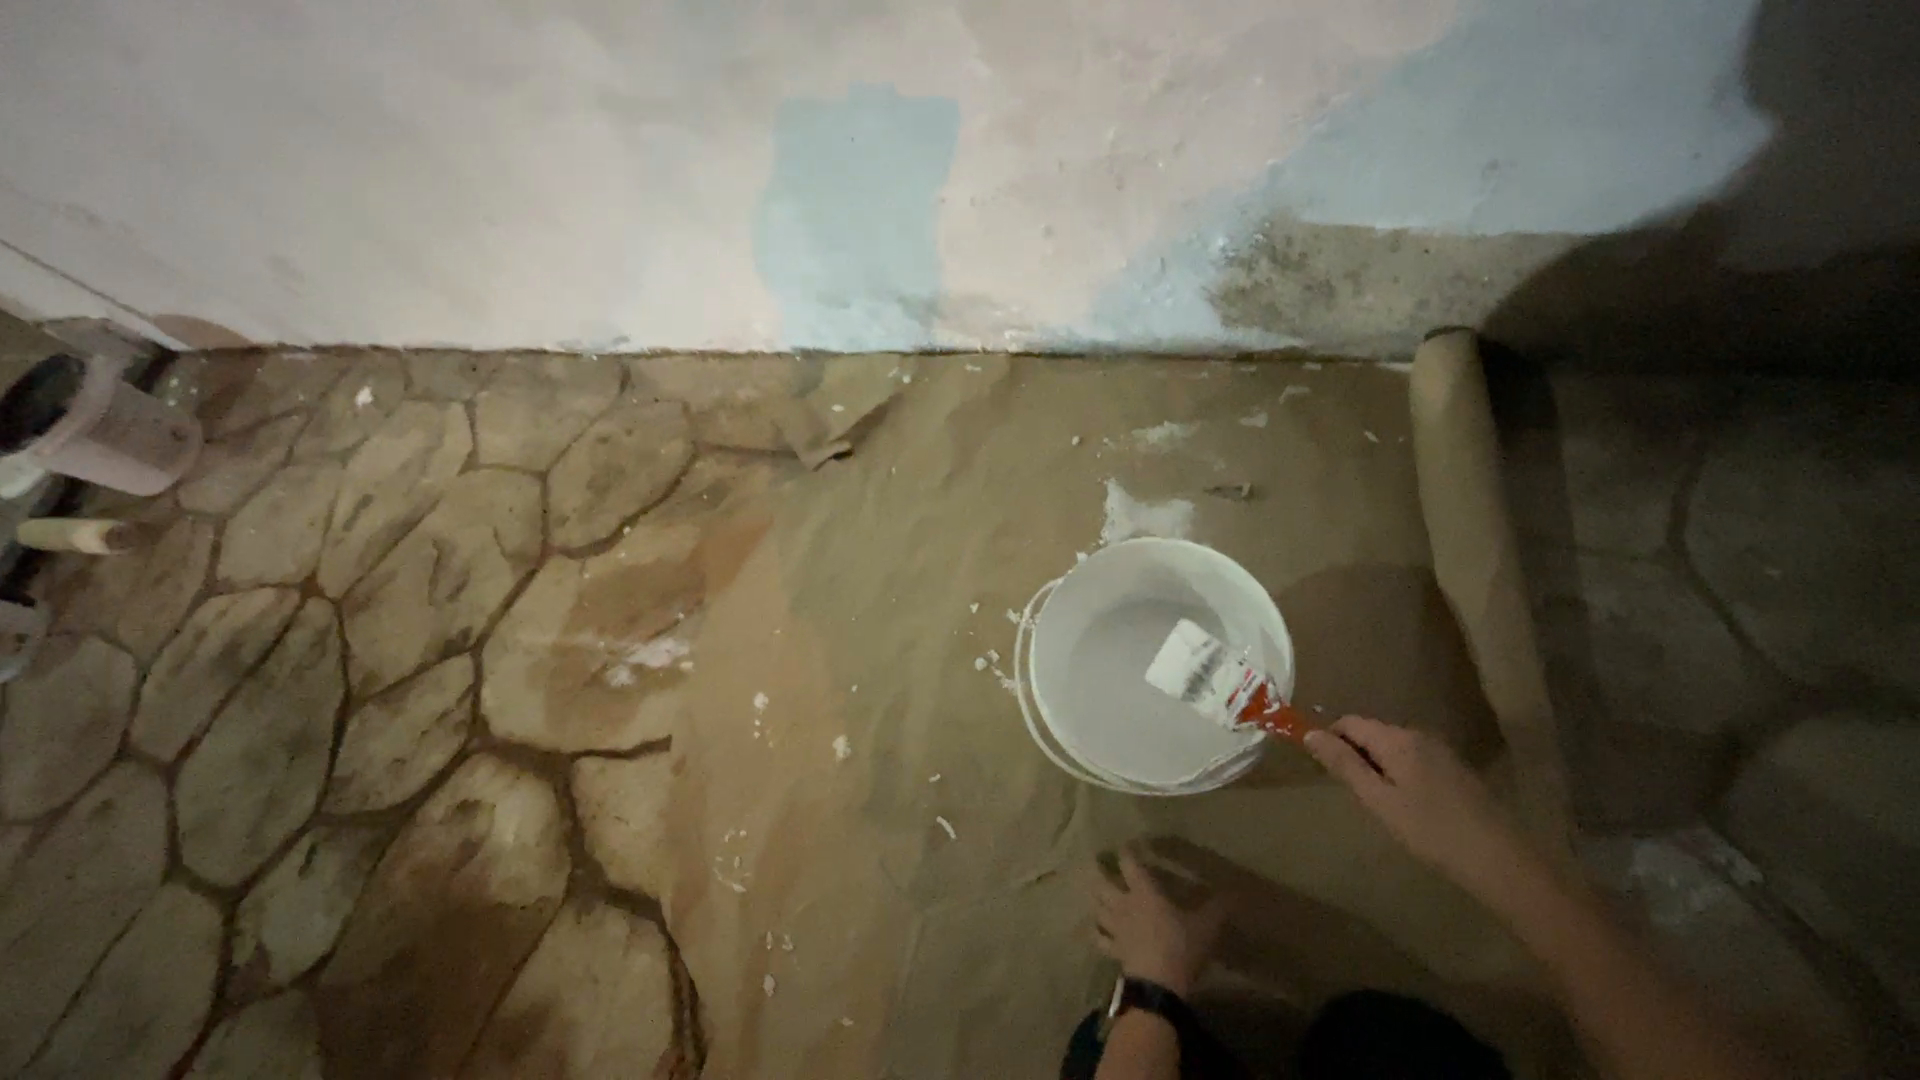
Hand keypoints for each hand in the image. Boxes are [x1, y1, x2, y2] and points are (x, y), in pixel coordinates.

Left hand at [1094, 845, 1226, 995]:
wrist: (1159, 985)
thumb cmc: (1182, 947)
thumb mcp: (1206, 926)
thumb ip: (1217, 908)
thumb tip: (1233, 891)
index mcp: (1145, 893)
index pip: (1130, 865)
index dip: (1126, 853)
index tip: (1125, 845)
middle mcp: (1125, 905)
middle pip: (1103, 885)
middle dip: (1100, 874)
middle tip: (1099, 867)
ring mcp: (1116, 929)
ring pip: (1098, 908)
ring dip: (1097, 900)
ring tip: (1098, 895)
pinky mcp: (1114, 950)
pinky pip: (1099, 939)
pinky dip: (1096, 933)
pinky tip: (1097, 930)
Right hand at [1304, 716, 1538, 898]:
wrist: (1499, 860)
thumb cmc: (1430, 831)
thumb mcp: (1378, 800)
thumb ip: (1343, 764)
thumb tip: (1309, 734)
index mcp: (1397, 739)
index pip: (1349, 722)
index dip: (1329, 738)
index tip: (1320, 767)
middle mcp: (1418, 735)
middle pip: (1372, 732)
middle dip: (1353, 753)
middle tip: (1349, 791)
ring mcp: (1440, 751)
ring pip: (1392, 747)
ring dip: (1375, 764)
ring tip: (1375, 801)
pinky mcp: (1455, 769)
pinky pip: (1413, 758)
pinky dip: (1397, 772)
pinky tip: (1404, 804)